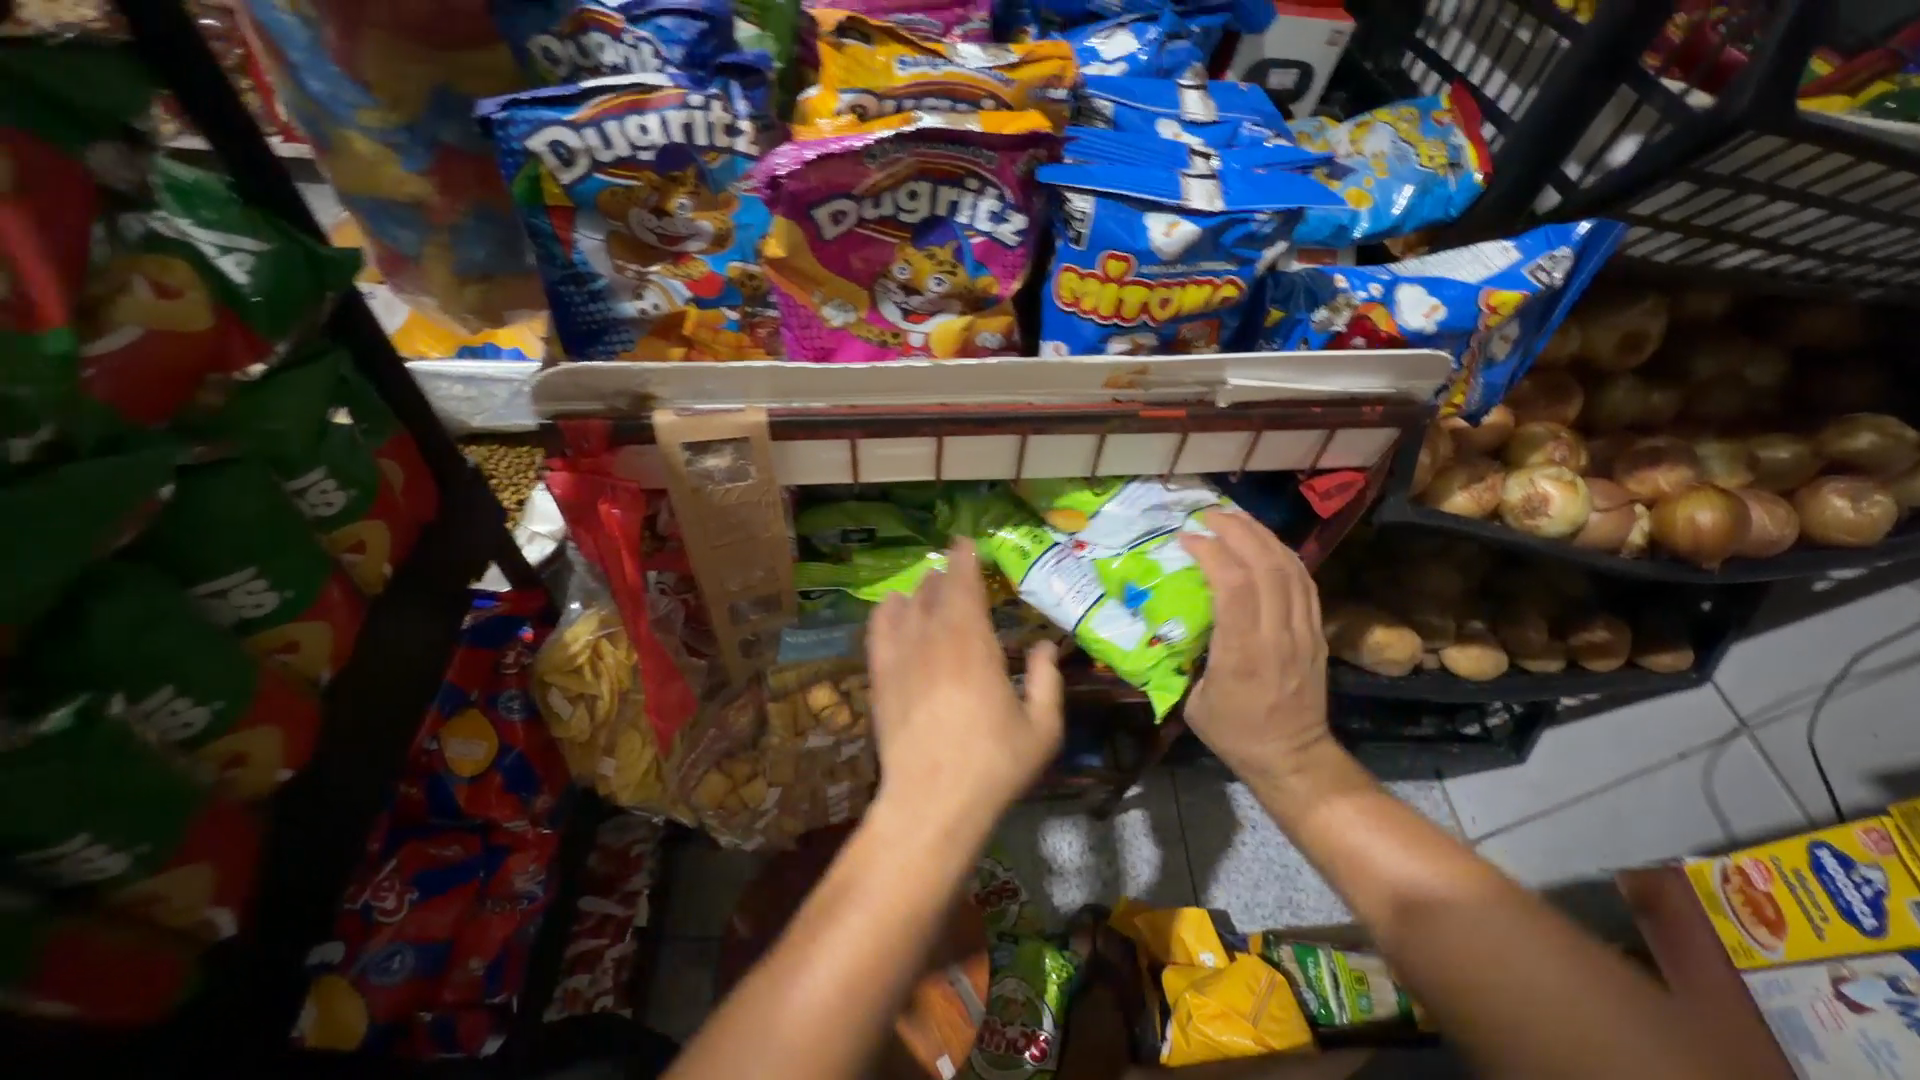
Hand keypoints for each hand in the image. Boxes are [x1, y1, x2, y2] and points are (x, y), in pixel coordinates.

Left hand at [866, 540, 1063, 817]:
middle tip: (953, 567)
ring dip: (919, 591)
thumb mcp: (1042, 729)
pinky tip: (894, 609)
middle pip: (934, 592)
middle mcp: (934, 641)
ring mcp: (901, 659)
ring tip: (928, 587)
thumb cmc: (994, 766)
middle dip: (945, 574)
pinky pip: (878, 631)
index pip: (965, 586)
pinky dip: (887, 612)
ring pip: (906, 606)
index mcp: (975, 646)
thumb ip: (1047, 682)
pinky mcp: (880, 680)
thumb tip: (1045, 647)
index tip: (965, 543)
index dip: (964, 560)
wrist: (932, 801)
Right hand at [1179, 510, 1334, 783]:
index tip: (1186, 538)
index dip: (1212, 552)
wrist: (1293, 757)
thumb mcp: (1193, 701)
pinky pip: (1304, 581)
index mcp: (1243, 654)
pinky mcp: (1316, 632)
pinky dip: (1283, 555)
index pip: (1235, 585)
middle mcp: (1278, 635)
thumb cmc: (1234, 733)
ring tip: (1235, 518)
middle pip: (1266, 565)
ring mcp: (1303, 632)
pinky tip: (1265, 544)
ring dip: (1262, 536)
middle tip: (1209, 515)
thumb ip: (1185, 657)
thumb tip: (1166, 621)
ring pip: (1290, 567)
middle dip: (1237, 531)